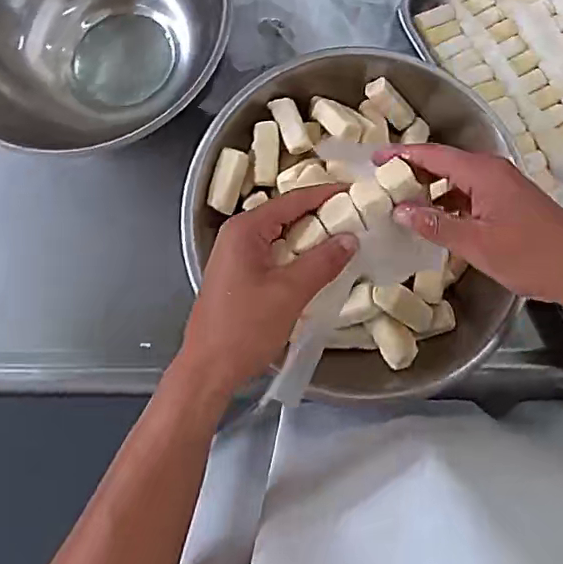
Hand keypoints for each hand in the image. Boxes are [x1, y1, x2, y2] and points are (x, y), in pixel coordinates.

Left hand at [174, 184, 356, 400]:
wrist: (207, 372)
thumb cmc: (243, 329)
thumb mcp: (290, 293)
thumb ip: (323, 262)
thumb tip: (350, 239)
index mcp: (245, 229)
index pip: (292, 200)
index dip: (325, 194)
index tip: (354, 191)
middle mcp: (238, 235)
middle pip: (286, 214)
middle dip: (320, 215)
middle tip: (355, 216)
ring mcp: (237, 256)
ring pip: (282, 235)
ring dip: (311, 237)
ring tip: (345, 238)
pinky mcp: (240, 275)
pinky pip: (275, 253)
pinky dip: (299, 255)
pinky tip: (320, 264)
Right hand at [375, 144, 562, 310]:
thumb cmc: (533, 257)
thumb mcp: (477, 245)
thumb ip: (436, 225)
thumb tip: (400, 210)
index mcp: (483, 172)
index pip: (433, 154)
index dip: (401, 155)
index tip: (374, 160)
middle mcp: (493, 171)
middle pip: (445, 162)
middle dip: (413, 170)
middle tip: (382, 184)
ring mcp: (505, 186)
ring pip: (458, 178)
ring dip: (431, 188)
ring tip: (402, 202)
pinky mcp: (511, 201)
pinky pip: (471, 192)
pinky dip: (450, 201)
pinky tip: (437, 220)